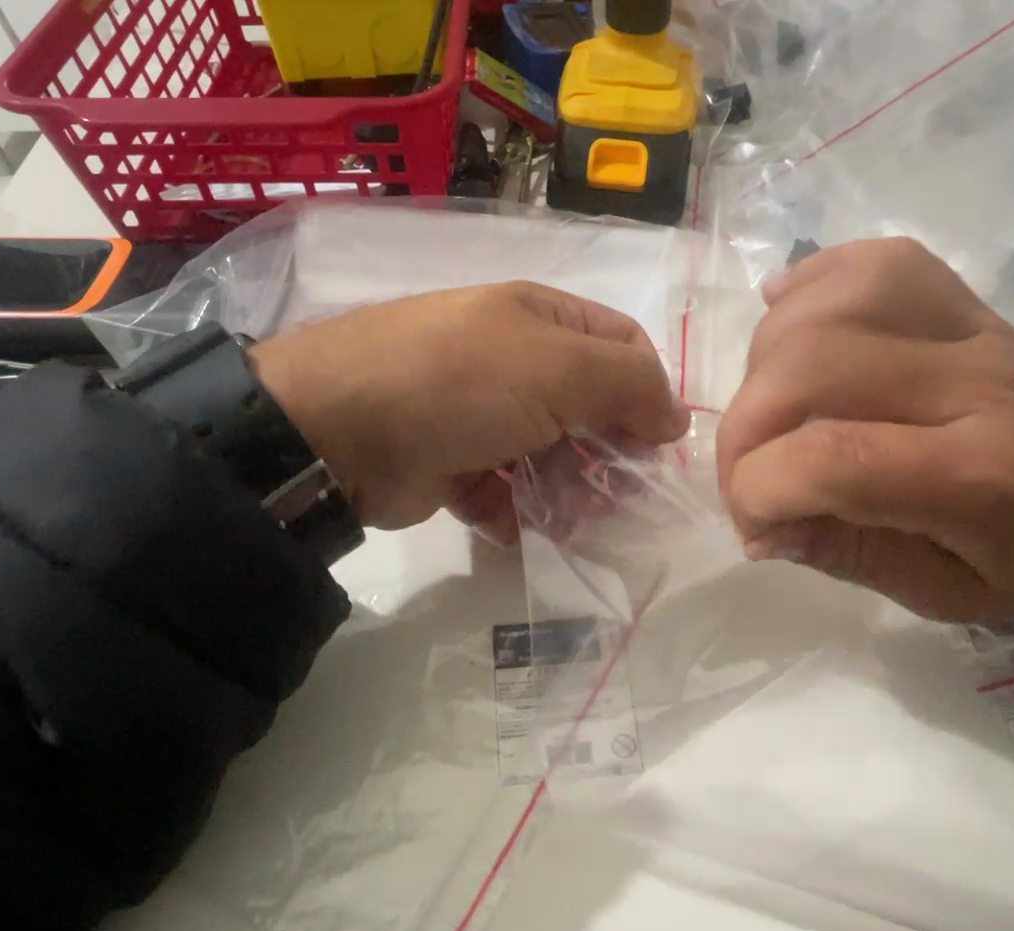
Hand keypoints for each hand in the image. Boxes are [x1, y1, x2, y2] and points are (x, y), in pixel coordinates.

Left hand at [251, 283, 687, 538]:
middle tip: (616, 497)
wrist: (339, 431)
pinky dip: (516, 513)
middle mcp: (512, 362)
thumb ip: (628, 386)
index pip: (622, 348)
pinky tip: (517, 528)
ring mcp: (478, 415)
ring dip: (568, 493)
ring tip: (568, 521)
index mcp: (539, 320)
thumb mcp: (557, 368)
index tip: (656, 449)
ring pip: (548, 457)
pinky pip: (502, 492)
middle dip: (608, 455)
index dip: (649, 395)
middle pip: (587, 409)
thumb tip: (673, 418)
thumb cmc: (461, 384)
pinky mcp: (450, 465)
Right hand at [717, 239, 1013, 622]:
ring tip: (768, 410)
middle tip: (747, 472)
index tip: (755, 526)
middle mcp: (972, 385)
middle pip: (812, 364)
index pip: (828, 458)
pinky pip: (877, 262)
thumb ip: (844, 555)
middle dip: (744, 427)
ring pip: (835, 301)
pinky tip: (788, 321)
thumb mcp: (942, 595)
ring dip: (768, 357)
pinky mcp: (971, 303)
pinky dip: (813, 285)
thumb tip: (759, 524)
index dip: (755, 490)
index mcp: (976, 478)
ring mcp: (974, 329)